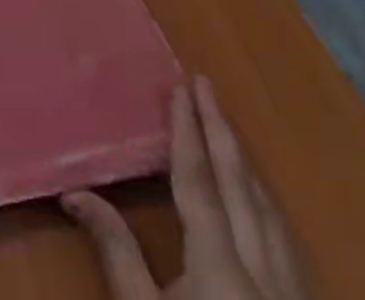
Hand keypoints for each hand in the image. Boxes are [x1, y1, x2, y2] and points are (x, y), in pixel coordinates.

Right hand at [61, 77, 311, 299]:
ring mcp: (289, 287)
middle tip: (206, 85)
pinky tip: (256, 196)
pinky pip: (281, 235)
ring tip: (225, 127)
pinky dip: (262, 200)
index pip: (198, 180)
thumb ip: (117, 252)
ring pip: (269, 210)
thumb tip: (75, 193)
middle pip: (240, 186)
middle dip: (221, 131)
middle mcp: (262, 266)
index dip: (187, 131)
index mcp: (219, 263)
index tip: (181, 88)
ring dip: (244, 162)